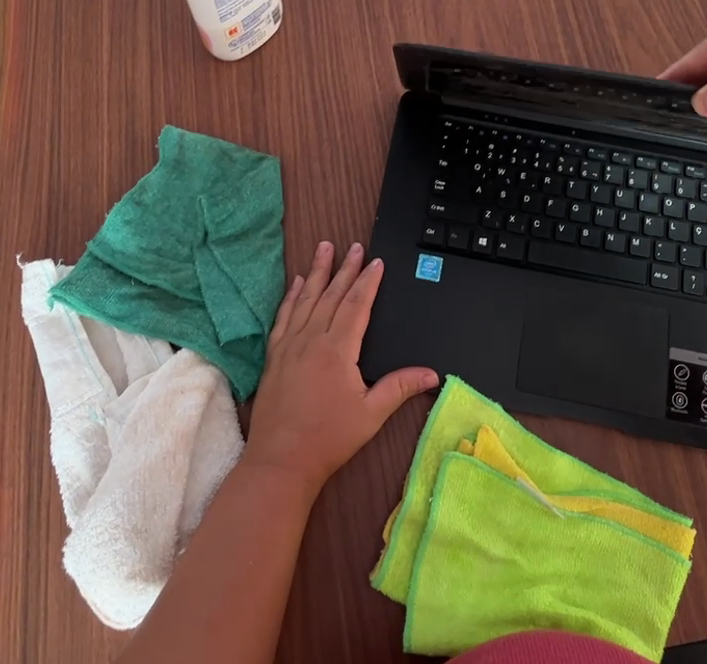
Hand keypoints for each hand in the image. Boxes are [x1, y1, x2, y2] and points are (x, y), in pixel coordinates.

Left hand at [243, 242, 439, 491]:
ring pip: (306, 299)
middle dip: (345, 269)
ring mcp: (289, 346)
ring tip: (324, 248)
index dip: (368, 282)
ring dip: (318, 272)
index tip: (376, 262)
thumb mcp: (371, 414)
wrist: (281, 460)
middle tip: (354, 246)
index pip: (356, 305)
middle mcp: (311, 340)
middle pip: (332, 295)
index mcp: (337, 350)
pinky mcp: (274, 356)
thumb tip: (432, 373)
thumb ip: (400, 387)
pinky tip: (298, 283)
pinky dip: (292, 296)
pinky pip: (284, 316)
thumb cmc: (329, 438)